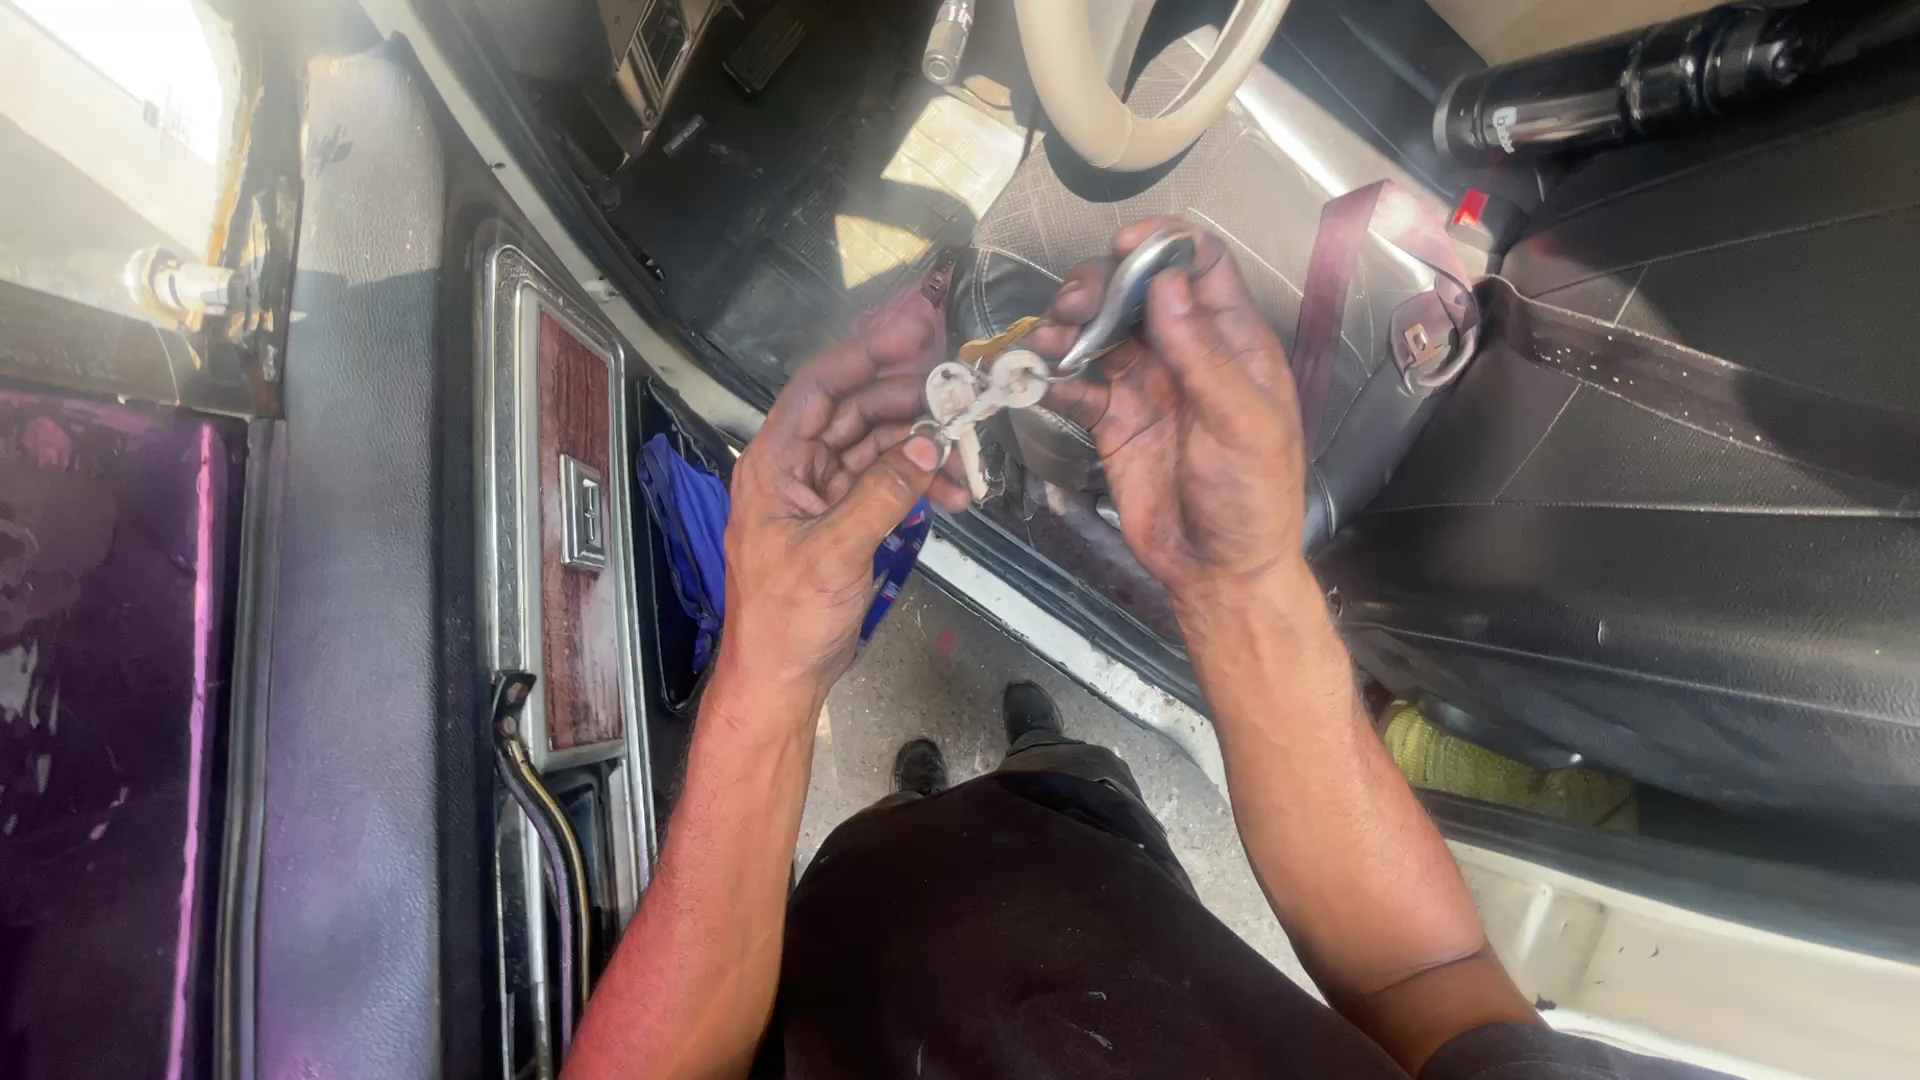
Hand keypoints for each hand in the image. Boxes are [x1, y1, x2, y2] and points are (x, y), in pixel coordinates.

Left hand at [718, 310, 971, 706]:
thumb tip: (927, 446)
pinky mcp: (847, 519)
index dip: (865, 356)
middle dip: (907, 402)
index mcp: (776, 462)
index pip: (819, 388)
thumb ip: (881, 494)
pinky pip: (886, 486)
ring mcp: (825, 493)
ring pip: (877, 448)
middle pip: (856, 411)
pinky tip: (951, 495)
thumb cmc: (789, 616)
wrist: (783, 675)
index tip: (915, 335)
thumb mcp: (834, 551)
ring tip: (963, 452)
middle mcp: (799, 468)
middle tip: (958, 395)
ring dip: (919, 448)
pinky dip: (917, 486)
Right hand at [1029, 218, 1307, 606]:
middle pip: (1136, 293)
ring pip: (1100, 334)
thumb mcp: (1241, 424)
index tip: (1124, 249)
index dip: (1162, 247)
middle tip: (1073, 305)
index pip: (1199, 267)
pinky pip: (1077, 387)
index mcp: (1231, 343)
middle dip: (1100, 286)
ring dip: (1070, 328)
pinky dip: (1053, 379)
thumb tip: (1165, 284)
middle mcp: (1184, 355)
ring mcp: (1145, 387)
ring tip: (1050, 341)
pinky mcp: (1112, 421)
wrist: (1216, 567)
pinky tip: (1038, 382)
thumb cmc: (1250, 498)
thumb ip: (1204, 355)